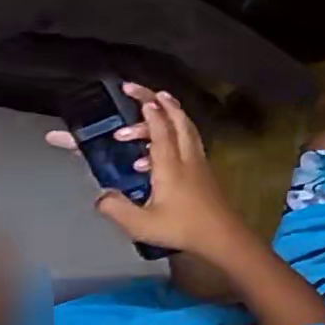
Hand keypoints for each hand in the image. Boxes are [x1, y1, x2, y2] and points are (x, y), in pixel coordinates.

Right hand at [45, 84, 246, 255]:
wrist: (221, 233)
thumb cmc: (181, 227)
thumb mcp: (138, 222)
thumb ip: (115, 206)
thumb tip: (103, 194)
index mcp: (173, 167)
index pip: (162, 132)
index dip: (152, 113)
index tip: (142, 96)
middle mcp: (189, 159)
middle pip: (178, 123)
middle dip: (161, 104)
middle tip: (140, 91)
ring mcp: (199, 163)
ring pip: (185, 131)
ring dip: (168, 117)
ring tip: (148, 110)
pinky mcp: (202, 171)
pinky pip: (186, 145)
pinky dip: (171, 136)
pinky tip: (149, 154)